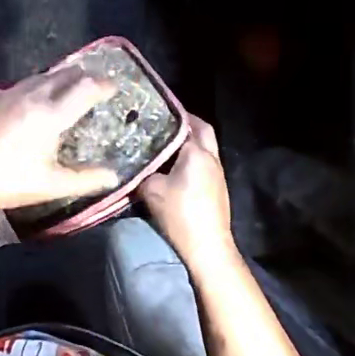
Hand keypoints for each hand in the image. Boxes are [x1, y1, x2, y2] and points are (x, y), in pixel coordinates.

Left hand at [0, 66, 121, 212]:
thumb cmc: (4, 180)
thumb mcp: (50, 186)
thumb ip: (85, 180)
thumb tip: (113, 177)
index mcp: (52, 113)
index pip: (86, 89)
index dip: (104, 86)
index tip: (116, 88)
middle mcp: (32, 95)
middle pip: (65, 74)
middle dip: (84, 76)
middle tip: (96, 85)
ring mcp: (8, 94)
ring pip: (40, 76)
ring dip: (59, 78)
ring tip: (68, 88)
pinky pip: (18, 86)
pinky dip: (33, 87)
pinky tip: (27, 101)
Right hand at [137, 115, 235, 263]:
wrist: (207, 245)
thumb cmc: (180, 213)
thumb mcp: (151, 190)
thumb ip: (143, 172)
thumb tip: (136, 164)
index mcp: (197, 152)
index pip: (187, 122)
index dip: (173, 114)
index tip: (157, 110)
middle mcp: (212, 157)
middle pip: (203, 131)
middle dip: (187, 123)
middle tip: (165, 122)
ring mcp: (218, 172)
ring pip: (206, 147)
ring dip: (191, 141)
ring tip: (167, 142)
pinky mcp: (218, 187)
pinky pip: (205, 162)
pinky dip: (193, 157)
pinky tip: (175, 165)